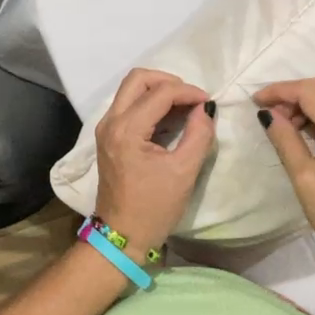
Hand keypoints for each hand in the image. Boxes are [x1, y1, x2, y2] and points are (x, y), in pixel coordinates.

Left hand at [91, 69, 216, 253]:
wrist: (121, 236)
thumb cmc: (153, 207)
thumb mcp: (184, 172)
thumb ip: (199, 134)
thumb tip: (205, 109)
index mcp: (127, 129)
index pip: (160, 93)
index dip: (188, 92)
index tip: (208, 102)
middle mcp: (111, 121)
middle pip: (137, 79)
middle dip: (168, 82)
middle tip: (191, 98)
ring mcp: (106, 127)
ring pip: (130, 89)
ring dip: (158, 91)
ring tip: (184, 107)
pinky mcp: (108, 136)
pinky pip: (128, 105)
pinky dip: (149, 103)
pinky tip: (170, 118)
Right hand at [256, 75, 314, 274]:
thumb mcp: (304, 179)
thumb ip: (285, 140)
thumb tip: (267, 113)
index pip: (311, 92)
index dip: (280, 91)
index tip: (255, 101)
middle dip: (296, 91)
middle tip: (272, 113)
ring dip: (311, 100)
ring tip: (287, 125)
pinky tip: (308, 132)